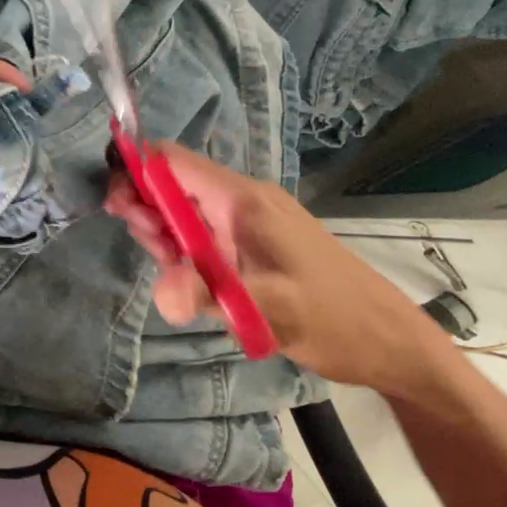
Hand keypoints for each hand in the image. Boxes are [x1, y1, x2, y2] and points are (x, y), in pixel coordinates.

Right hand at [104, 143, 453, 397]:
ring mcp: (245, 224)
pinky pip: (199, 235)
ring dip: (162, 233)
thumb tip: (162, 294)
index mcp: (243, 200)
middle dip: (144, 207)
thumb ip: (212, 295)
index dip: (135, 171)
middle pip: (170, 184)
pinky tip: (188, 280)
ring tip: (171, 269)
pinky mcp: (248, 246)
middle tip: (150, 249)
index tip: (115, 206)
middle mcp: (240, 202)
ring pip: (181, 211)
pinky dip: (182, 251)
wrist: (391, 345)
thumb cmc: (335, 318)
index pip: (172, 160)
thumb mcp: (272, 309)